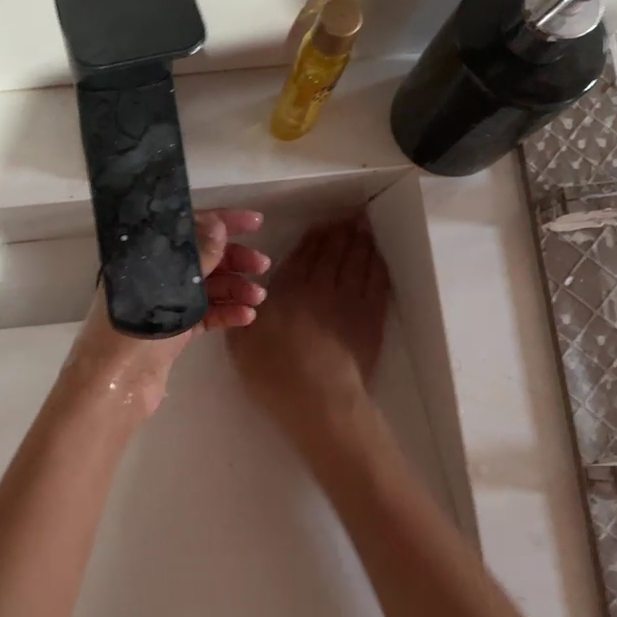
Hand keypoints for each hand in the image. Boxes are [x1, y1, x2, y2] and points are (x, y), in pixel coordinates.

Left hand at [66, 209, 270, 410]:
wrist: (114, 386)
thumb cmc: (133, 329)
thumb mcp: (167, 286)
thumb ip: (196, 256)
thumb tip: (218, 226)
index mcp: (142, 257)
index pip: (186, 228)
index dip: (221, 222)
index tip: (255, 222)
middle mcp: (152, 277)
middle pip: (199, 258)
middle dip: (233, 258)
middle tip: (263, 264)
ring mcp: (163, 306)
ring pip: (206, 287)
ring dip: (234, 287)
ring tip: (258, 296)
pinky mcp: (172, 332)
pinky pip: (205, 315)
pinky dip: (226, 312)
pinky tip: (247, 316)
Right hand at [227, 215, 389, 430]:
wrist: (319, 398)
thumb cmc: (273, 375)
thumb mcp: (240, 343)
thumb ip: (245, 313)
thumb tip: (250, 294)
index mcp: (285, 290)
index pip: (303, 255)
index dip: (314, 238)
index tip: (322, 225)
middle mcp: (318, 287)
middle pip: (332, 253)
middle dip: (340, 233)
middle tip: (347, 218)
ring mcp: (348, 300)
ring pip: (356, 261)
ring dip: (360, 242)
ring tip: (362, 229)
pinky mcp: (370, 317)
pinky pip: (376, 281)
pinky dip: (376, 264)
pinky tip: (376, 258)